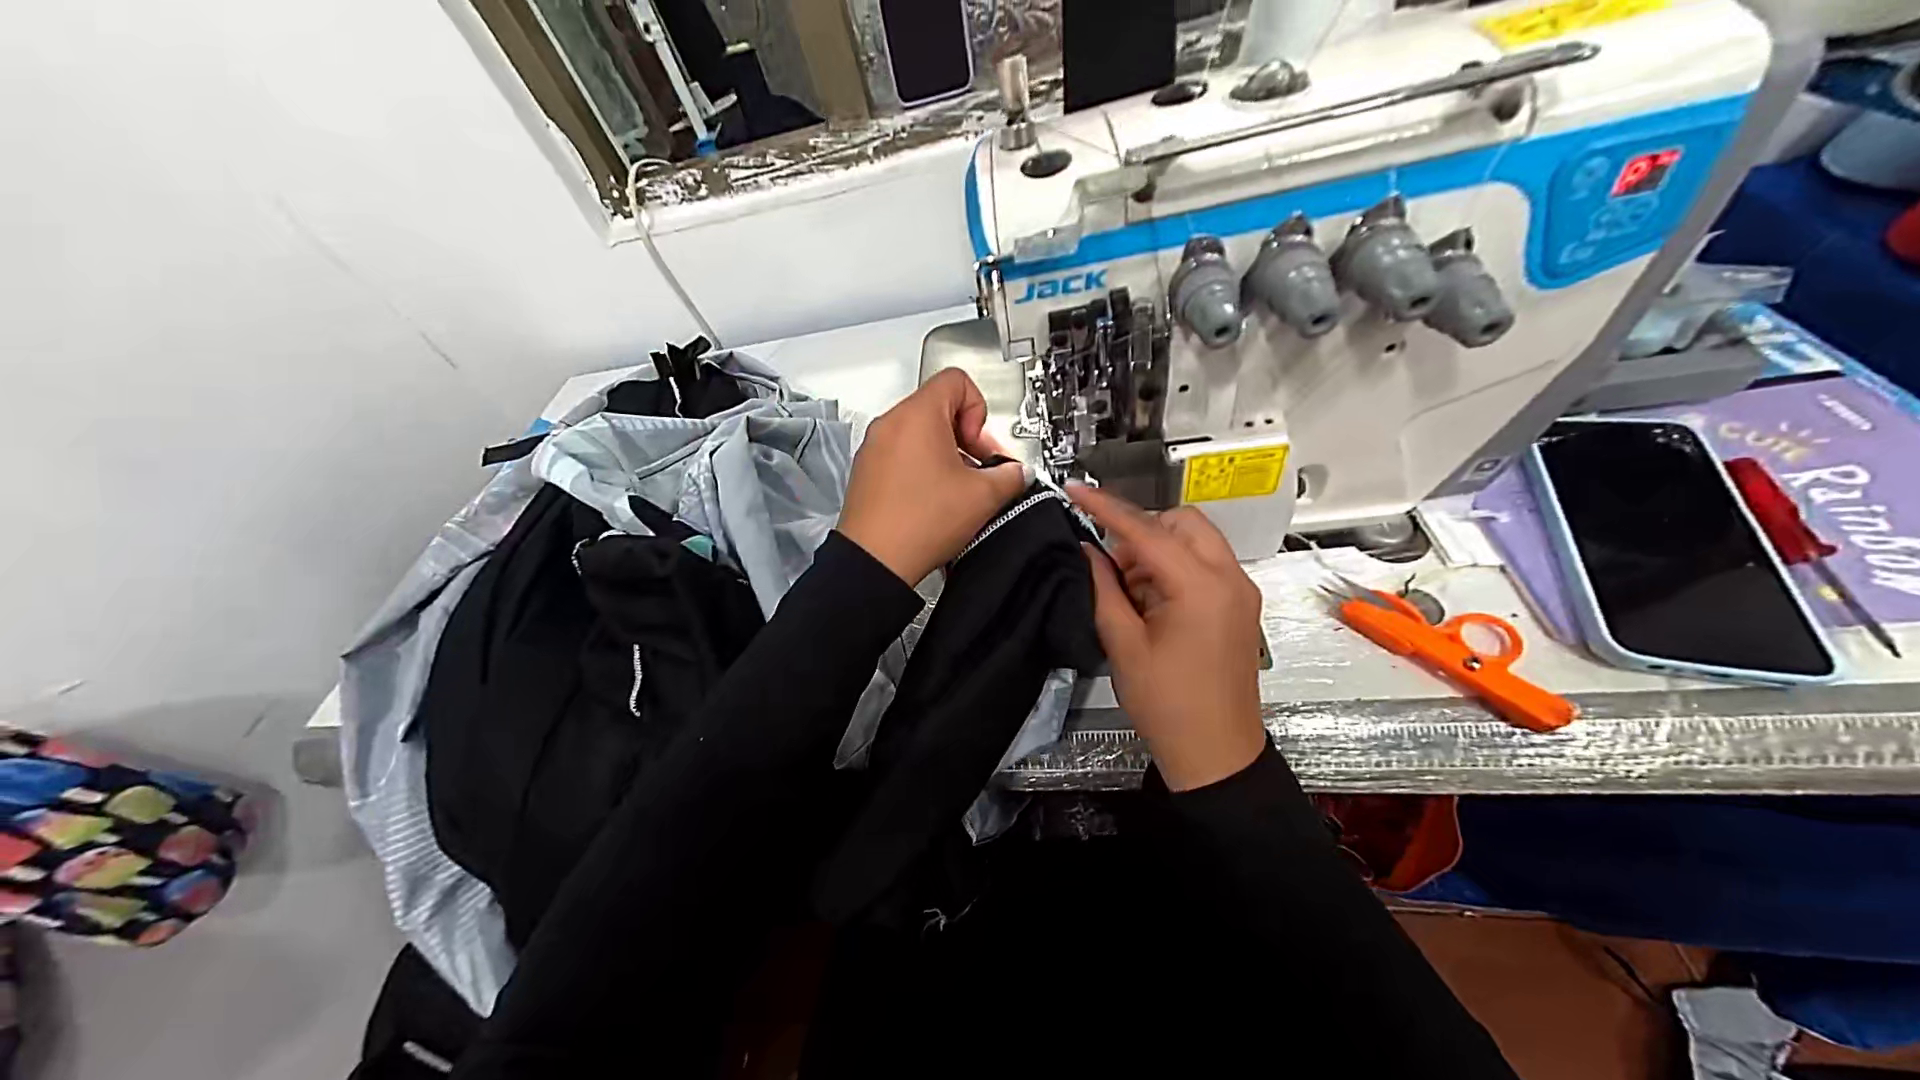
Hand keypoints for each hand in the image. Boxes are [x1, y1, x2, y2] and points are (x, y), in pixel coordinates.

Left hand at [838, 368, 1028, 584]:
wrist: (876, 560)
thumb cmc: (916, 523)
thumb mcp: (982, 496)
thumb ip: (1010, 476)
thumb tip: (1016, 473)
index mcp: (918, 416)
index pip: (956, 380)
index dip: (979, 409)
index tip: (981, 444)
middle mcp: (891, 424)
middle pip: (939, 407)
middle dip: (966, 436)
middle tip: (978, 468)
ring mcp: (875, 448)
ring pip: (920, 433)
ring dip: (946, 454)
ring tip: (958, 489)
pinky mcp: (867, 472)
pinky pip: (901, 456)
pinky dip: (922, 469)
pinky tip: (935, 501)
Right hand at [1068, 485, 1267, 791]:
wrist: (1216, 753)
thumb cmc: (1169, 705)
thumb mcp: (1123, 644)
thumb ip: (1103, 587)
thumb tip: (1089, 550)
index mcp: (1200, 587)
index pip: (1146, 530)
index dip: (1106, 508)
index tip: (1077, 491)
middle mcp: (1230, 580)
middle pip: (1181, 523)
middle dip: (1142, 533)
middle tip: (1113, 568)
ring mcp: (1240, 592)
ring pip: (1195, 541)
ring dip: (1158, 552)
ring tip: (1131, 594)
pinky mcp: (1240, 606)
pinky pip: (1205, 565)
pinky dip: (1175, 569)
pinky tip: (1152, 603)